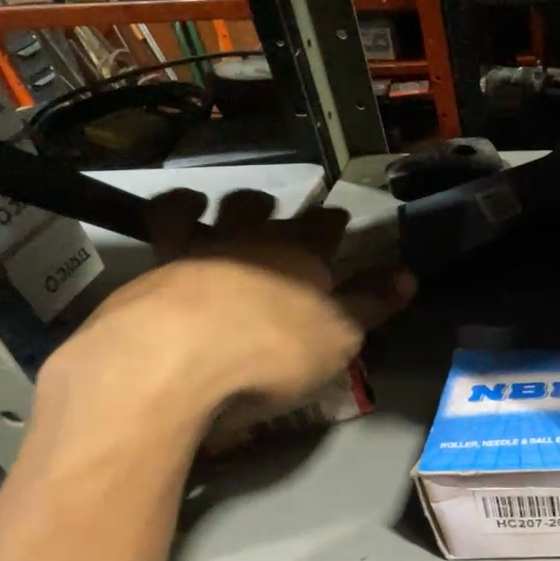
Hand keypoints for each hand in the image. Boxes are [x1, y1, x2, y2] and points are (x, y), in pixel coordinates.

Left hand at [38, 189, 415, 437]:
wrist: (175, 358)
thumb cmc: (273, 352)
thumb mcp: (339, 338)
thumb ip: (371, 305)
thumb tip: (409, 276)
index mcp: (302, 257)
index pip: (324, 229)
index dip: (333, 223)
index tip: (338, 219)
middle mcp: (250, 241)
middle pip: (262, 210)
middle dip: (271, 207)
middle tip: (273, 209)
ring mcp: (196, 249)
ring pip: (208, 208)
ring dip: (214, 202)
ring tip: (210, 203)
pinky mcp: (150, 267)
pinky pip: (160, 224)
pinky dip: (168, 212)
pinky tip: (167, 218)